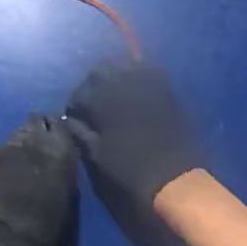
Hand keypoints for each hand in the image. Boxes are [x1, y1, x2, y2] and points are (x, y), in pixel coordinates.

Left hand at [0, 114, 77, 245]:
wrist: (12, 235)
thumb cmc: (50, 221)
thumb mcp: (67, 186)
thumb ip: (62, 161)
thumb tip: (57, 151)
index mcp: (60, 147)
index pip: (58, 123)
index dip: (55, 130)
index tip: (56, 138)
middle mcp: (34, 137)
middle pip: (35, 121)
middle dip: (37, 130)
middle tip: (38, 146)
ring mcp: (9, 143)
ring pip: (18, 131)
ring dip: (21, 140)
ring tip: (22, 157)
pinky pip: (3, 144)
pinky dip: (8, 151)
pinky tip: (8, 167)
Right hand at [64, 63, 201, 210]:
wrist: (177, 181)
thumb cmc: (131, 171)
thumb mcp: (97, 156)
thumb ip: (80, 133)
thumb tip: (69, 119)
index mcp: (101, 103)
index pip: (79, 93)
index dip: (75, 104)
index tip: (76, 114)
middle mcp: (120, 88)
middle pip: (98, 71)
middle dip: (91, 84)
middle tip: (93, 100)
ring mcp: (145, 87)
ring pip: (123, 65)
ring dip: (115, 74)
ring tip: (114, 89)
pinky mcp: (166, 92)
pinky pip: (151, 71)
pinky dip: (141, 72)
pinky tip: (138, 84)